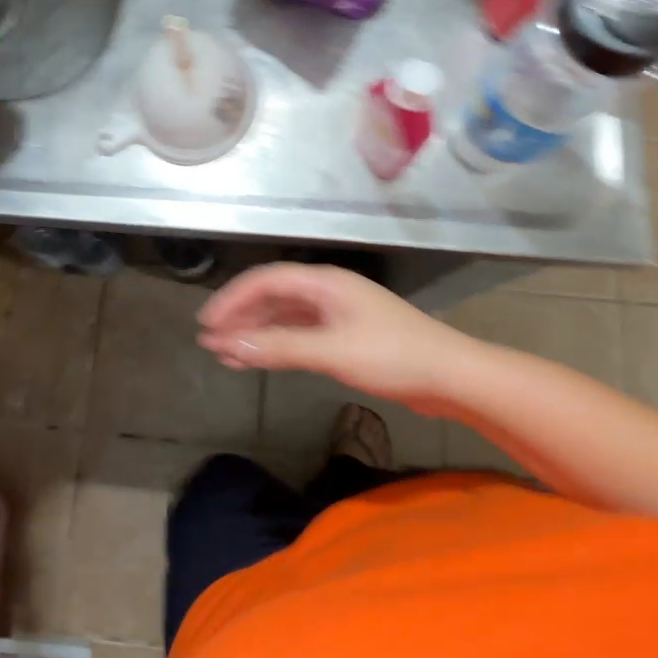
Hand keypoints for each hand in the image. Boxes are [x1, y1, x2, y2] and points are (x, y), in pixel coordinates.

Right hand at [197, 263, 477, 413]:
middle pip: (274, 296)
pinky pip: (301, 335)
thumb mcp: (331, 352)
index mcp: (325, 283)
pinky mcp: (347, 338)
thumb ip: (279, 347)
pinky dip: (278, 346)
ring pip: (286, 318)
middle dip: (241, 317)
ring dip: (256, 333)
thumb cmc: (393, 357)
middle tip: (210, 341)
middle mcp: (329, 292)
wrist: (451, 376)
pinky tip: (261, 361)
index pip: (266, 280)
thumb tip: (229, 344)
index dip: (233, 299)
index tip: (206, 323)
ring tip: (226, 355)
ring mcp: (339, 314)